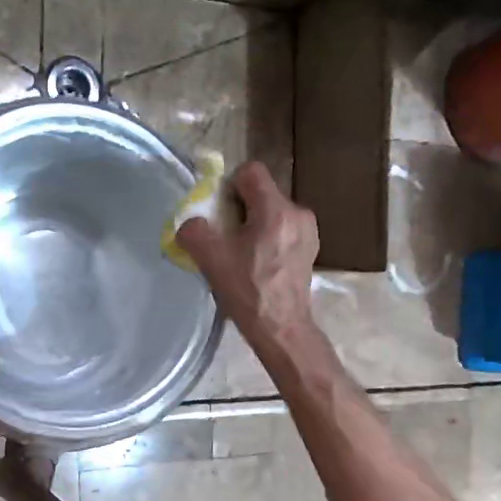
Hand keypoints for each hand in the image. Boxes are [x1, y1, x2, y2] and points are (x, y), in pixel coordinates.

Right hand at [175, 162, 320, 353]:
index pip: (251, 171)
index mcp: (276, 210)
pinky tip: (257, 265)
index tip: (218, 212)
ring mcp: (308, 232)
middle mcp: (298, 213)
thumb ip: (193, 231)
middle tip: (225, 236)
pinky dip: (267, 239)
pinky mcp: (310, 249)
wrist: (282, 329)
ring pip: (271, 212)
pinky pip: (282, 229)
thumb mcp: (210, 259)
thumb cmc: (247, 292)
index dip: (229, 185)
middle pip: (261, 192)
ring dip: (253, 224)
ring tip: (241, 254)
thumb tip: (191, 223)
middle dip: (239, 208)